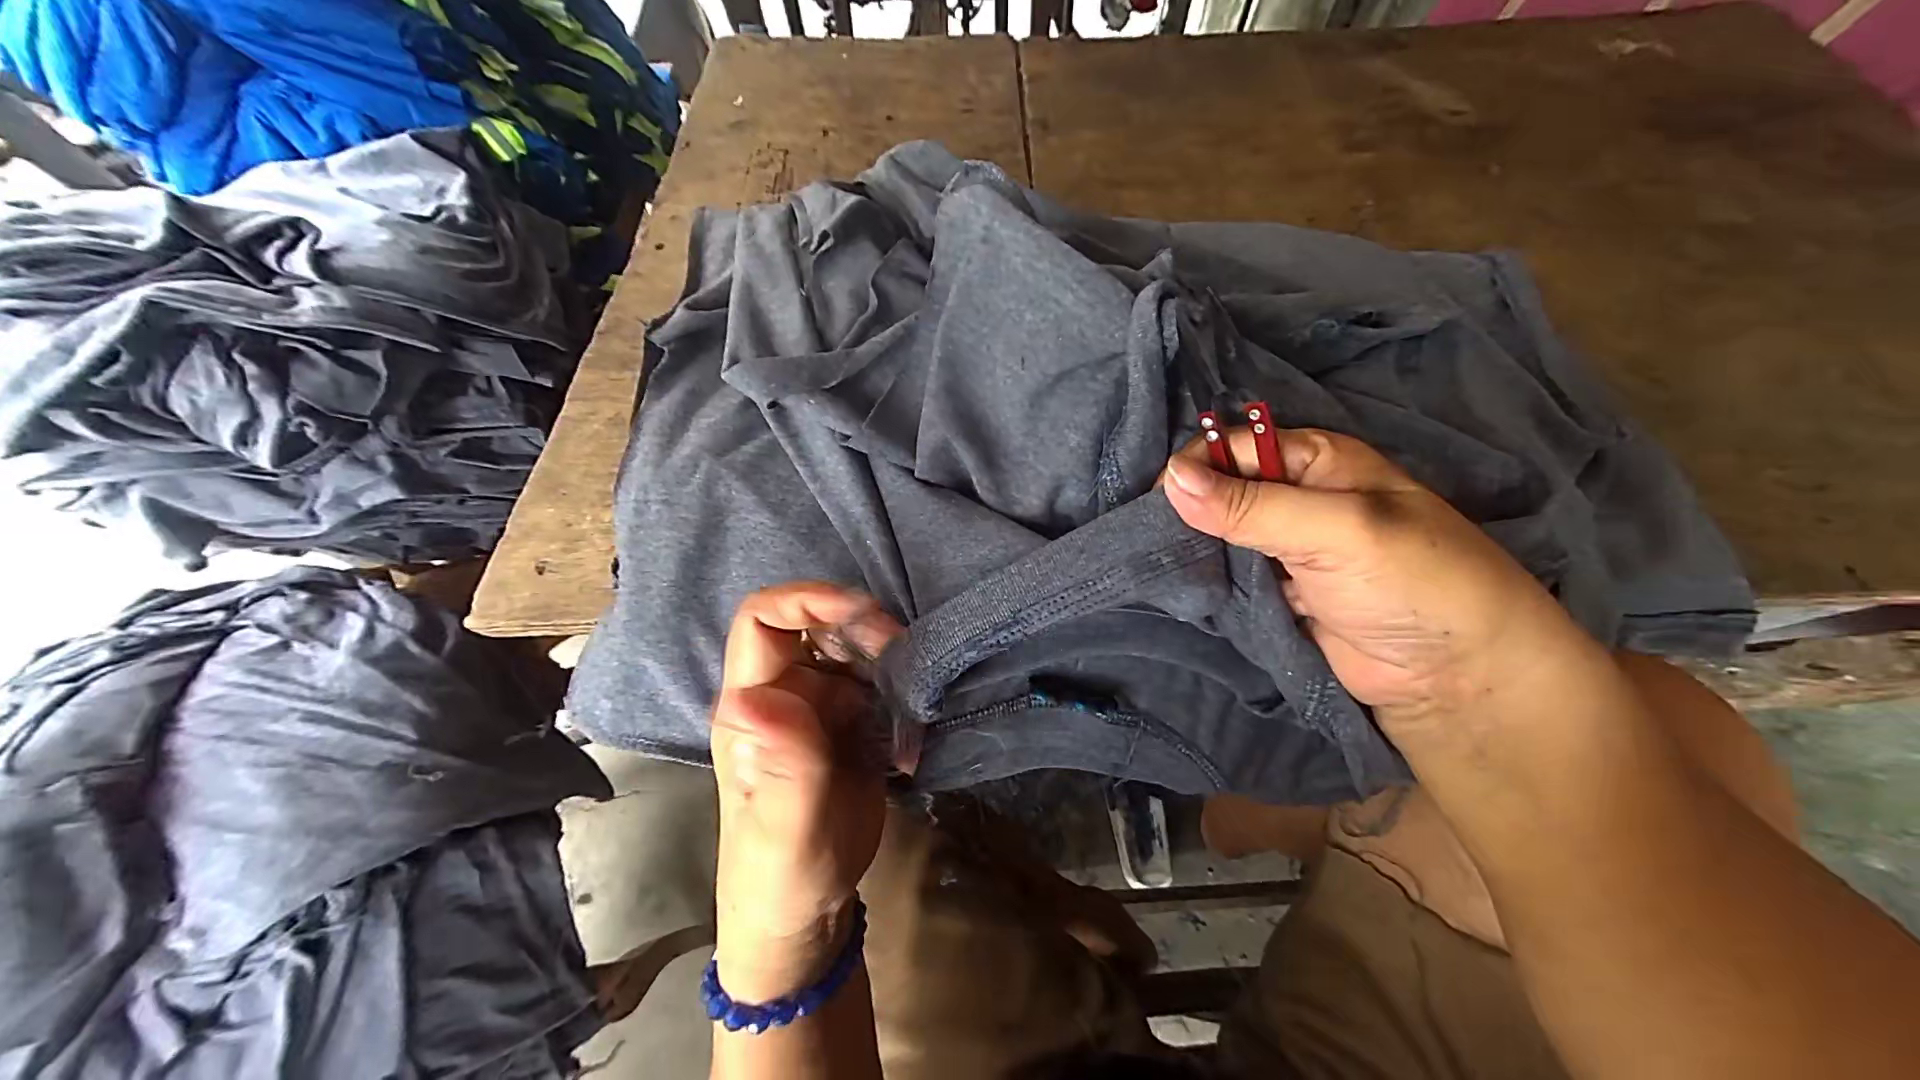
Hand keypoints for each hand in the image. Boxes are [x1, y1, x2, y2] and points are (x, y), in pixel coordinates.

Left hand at [710, 583, 903, 1002]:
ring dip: (883, 650)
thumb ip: (780, 762)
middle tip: (902, 649)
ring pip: (848, 647)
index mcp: (751, 706)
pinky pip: (873, 681)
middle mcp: (781, 694)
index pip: (762, 622)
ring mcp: (815, 707)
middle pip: (812, 624)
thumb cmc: (781, 872)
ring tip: (914, 681)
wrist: (807, 911)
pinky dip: (898, 681)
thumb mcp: (784, 826)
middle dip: (857, 622)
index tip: (860, 610)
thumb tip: (750, 697)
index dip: (805, 600)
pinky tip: (915, 708)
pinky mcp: (847, 724)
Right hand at [1161, 427, 1588, 722]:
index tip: (1157, 506)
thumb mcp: (1335, 531)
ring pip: (1219, 532)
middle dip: (1186, 508)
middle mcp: (1295, 494)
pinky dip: (1207, 577)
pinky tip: (1180, 583)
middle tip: (1149, 539)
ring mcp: (1284, 545)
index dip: (1194, 468)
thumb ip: (1251, 506)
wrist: (1456, 677)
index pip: (1233, 447)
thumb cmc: (1411, 583)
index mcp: (1315, 460)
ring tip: (1156, 563)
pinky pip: (1228, 572)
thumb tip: (1169, 478)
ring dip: (1192, 545)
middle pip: (1220, 488)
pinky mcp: (1276, 589)